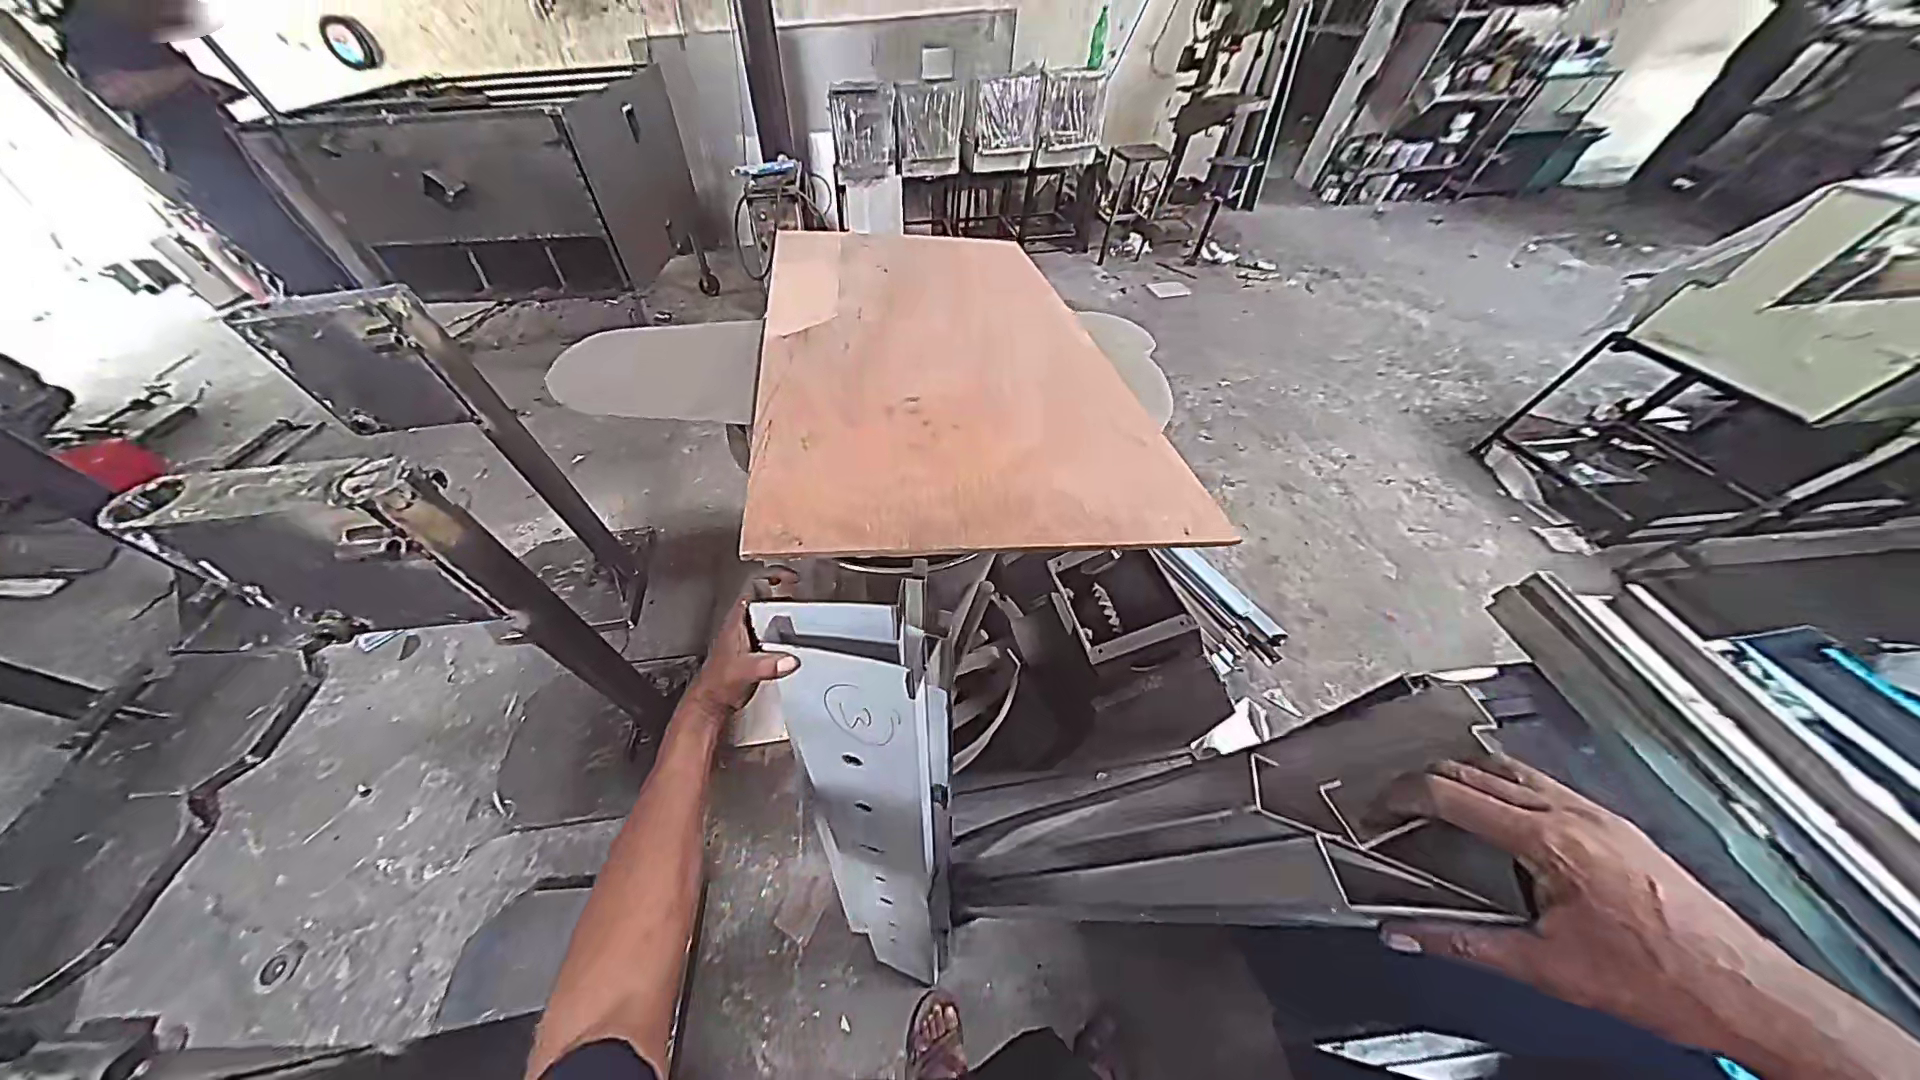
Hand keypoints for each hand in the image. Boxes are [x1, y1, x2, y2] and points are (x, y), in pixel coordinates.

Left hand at [682, 571, 799, 714]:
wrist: (712, 701)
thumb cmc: (719, 683)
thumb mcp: (745, 671)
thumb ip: (767, 665)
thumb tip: (790, 659)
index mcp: (737, 619)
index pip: (753, 585)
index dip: (772, 575)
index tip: (791, 576)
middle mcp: (742, 622)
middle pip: (764, 595)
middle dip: (784, 589)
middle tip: (802, 590)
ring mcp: (748, 633)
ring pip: (768, 611)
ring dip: (785, 606)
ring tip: (804, 607)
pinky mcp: (755, 645)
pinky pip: (772, 627)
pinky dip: (785, 624)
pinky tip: (795, 632)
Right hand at [1377, 756, 1787, 1056]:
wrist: (1757, 998)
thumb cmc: (1667, 982)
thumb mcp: (1546, 967)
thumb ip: (1463, 944)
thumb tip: (1406, 936)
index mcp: (1549, 840)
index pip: (1452, 794)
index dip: (1405, 794)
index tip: (1383, 804)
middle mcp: (1573, 815)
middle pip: (1473, 770)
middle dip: (1425, 780)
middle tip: (1399, 800)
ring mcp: (1598, 815)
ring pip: (1509, 768)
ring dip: (1464, 775)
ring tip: (1437, 795)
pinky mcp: (1616, 825)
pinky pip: (1542, 782)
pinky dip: (1502, 784)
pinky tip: (1498, 810)